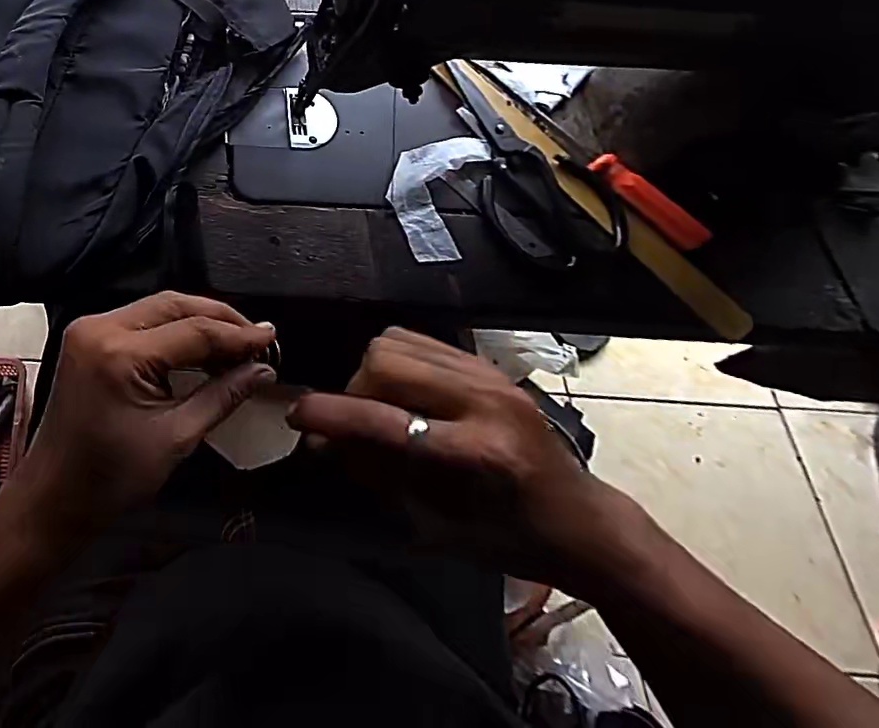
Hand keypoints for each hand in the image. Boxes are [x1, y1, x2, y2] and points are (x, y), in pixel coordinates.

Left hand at [6, 292, 275, 542]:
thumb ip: (223, 395)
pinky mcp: (88, 337)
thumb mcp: (176, 437)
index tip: (270, 339)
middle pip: (173, 305)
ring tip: (235, 343)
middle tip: (256, 337)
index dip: (237, 335)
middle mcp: (99, 328)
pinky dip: (173, 329)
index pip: (192, 330)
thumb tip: (261, 370)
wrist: (55, 494)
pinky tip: (199, 347)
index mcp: (118, 353)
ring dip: (197, 320)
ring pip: (157, 308)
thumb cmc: (110, 478)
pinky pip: (140, 320)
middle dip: (219, 318)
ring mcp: (89, 329)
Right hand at [287, 327, 646, 591]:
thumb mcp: (436, 523)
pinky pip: (417, 339)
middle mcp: (484, 401)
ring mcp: (488, 375)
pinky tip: (403, 390)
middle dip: (354, 390)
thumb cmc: (509, 538)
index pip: (384, 422)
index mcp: (477, 454)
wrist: (581, 520)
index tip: (296, 416)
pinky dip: (394, 360)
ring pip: (395, 342)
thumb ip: (374, 473)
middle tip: (358, 422)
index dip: (330, 416)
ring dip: (372, 373)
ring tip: (383, 405)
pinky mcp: (487, 363)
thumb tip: (319, 442)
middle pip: (383, 362)